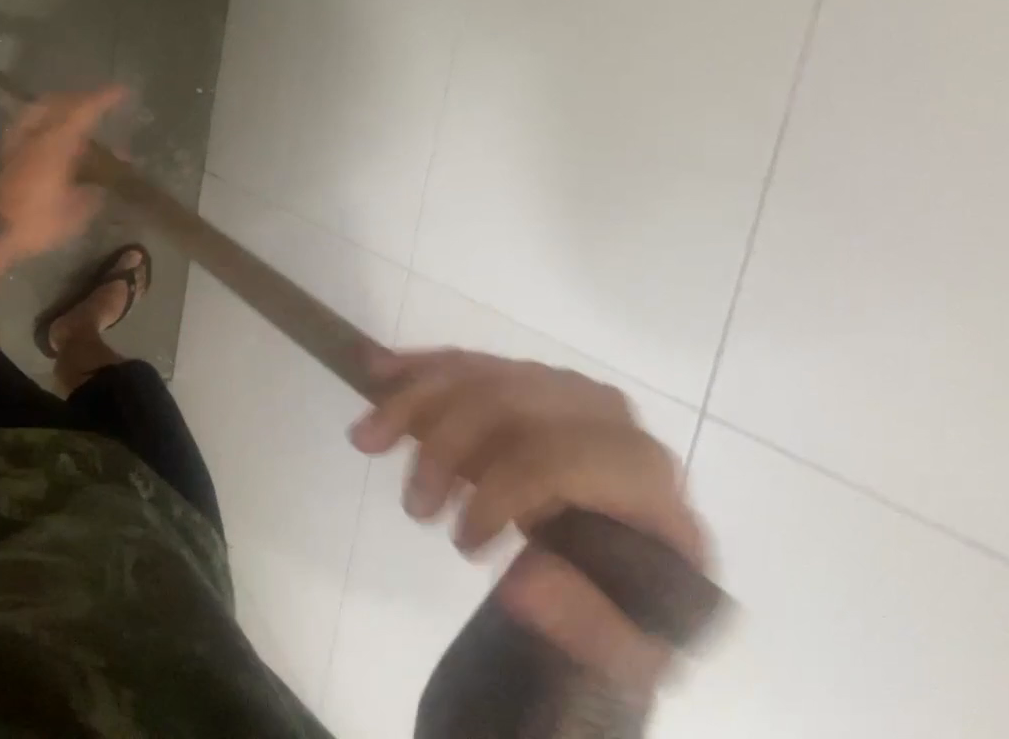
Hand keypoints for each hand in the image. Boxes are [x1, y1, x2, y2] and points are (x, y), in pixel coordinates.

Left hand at [0, 87, 125, 263]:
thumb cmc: (36, 223)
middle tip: (99, 103)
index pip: (82, 110)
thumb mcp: (75, 213)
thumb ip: (92, 194)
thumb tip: (100, 187)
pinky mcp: (5, 154)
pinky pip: (27, 124)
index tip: (121, 91)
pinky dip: (43, 120)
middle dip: (80, 98)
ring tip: (75, 115)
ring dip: (59, 106)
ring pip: (38, 110)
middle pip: (57, 102)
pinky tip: (52, 134)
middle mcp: (33, 134)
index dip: (103, 98)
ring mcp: (15, 142)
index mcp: (54, 143)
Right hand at [349, 348, 706, 695]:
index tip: (462, 546)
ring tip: (367, 442)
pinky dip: (418, 368)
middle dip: (443, 447)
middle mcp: (607, 417)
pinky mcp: (529, 381)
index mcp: (641, 475)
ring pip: (479, 374)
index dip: (499, 494)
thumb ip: (590, 626)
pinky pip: (468, 362)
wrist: (626, 568)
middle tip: (413, 509)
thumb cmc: (627, 604)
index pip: (559, 459)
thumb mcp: (627, 645)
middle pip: (510, 403)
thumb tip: (521, 581)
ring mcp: (565, 392)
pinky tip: (376, 373)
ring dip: (412, 402)